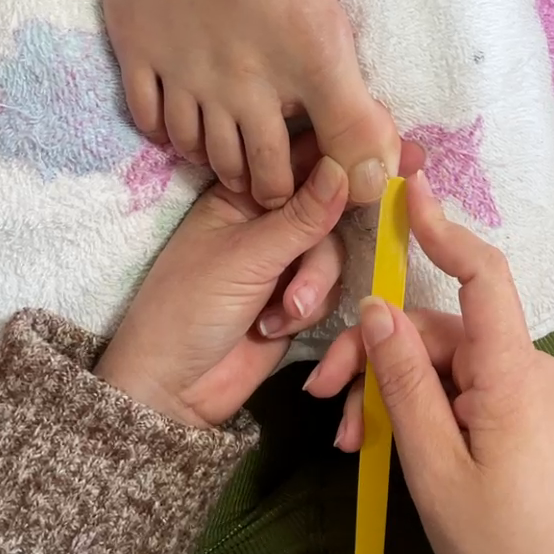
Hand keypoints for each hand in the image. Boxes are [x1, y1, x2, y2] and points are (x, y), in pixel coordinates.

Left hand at [94, 135, 347, 427]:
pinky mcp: (297, 298)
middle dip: (324, 249)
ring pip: (334, 254)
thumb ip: (302, 215)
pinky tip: (273, 328)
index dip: (340, 163)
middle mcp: (268, 220)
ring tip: (284, 312)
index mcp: (244, 193)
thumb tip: (345, 165)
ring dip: (314, 285)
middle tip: (312, 276)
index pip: (301, 162)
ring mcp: (284, 260)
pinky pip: (330, 289)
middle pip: (328, 211)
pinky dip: (310, 308)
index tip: (380, 164)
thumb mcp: (247, 256)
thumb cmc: (192, 306)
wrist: (173, 390)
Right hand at [102, 0, 400, 209]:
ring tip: (238, 153)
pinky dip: (172, 134)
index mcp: (307, 65)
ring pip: (204, 151)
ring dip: (226, 163)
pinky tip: (186, 124)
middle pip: (260, 170)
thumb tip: (382, 160)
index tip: (336, 174)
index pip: (332, 160)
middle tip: (284, 171)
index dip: (338, 181)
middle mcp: (242, 81)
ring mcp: (182, 66)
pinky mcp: (135, 43)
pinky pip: (150, 119)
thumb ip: (347, 91)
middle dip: (277, 183)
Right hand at [306, 172, 553, 553]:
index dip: (445, 230)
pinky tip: (378, 438)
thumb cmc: (500, 543)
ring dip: (386, 389)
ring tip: (350, 439)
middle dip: (374, 355)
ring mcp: (516, 385)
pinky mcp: (508, 405)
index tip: (410, 193)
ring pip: (435, 360)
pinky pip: (451, 384)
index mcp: (513, 371)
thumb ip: (403, 380)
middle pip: (434, 330)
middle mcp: (520, 365)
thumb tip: (375, 308)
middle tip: (325, 395)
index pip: (483, 276)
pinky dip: (412, 404)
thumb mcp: (433, 464)